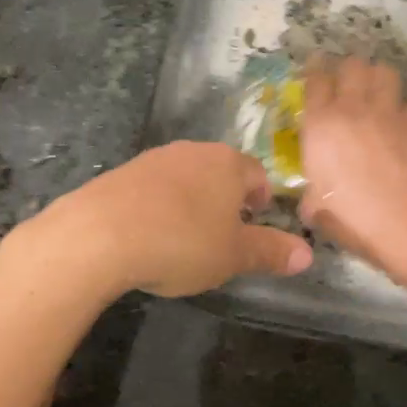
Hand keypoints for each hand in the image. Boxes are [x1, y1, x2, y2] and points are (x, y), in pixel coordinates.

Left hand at [19, 141, 313, 298]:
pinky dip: (159, 207)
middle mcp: (194, 151)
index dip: (261, 200)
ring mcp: (156, 158)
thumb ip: (270, 252)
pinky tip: (149, 236)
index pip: (257, 174)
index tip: (255, 226)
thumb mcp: (232, 256)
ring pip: (186, 177)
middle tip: (223, 236)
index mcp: (228, 163)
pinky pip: (153, 188)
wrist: (99, 233)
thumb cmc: (181, 242)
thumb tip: (307, 254)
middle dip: (226, 199)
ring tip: (185, 238)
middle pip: (220, 170)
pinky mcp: (123, 172)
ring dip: (191, 201)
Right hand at [297, 55, 406, 286]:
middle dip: (351, 69)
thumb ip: (312, 196)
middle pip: (352, 65)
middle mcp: (352, 108)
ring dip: (383, 78)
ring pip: (386, 72)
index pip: (315, 80)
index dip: (315, 68)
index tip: (316, 66)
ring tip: (382, 91)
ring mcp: (388, 112)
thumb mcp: (316, 208)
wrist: (400, 219)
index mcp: (320, 123)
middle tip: (351, 82)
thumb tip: (310, 203)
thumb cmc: (349, 216)